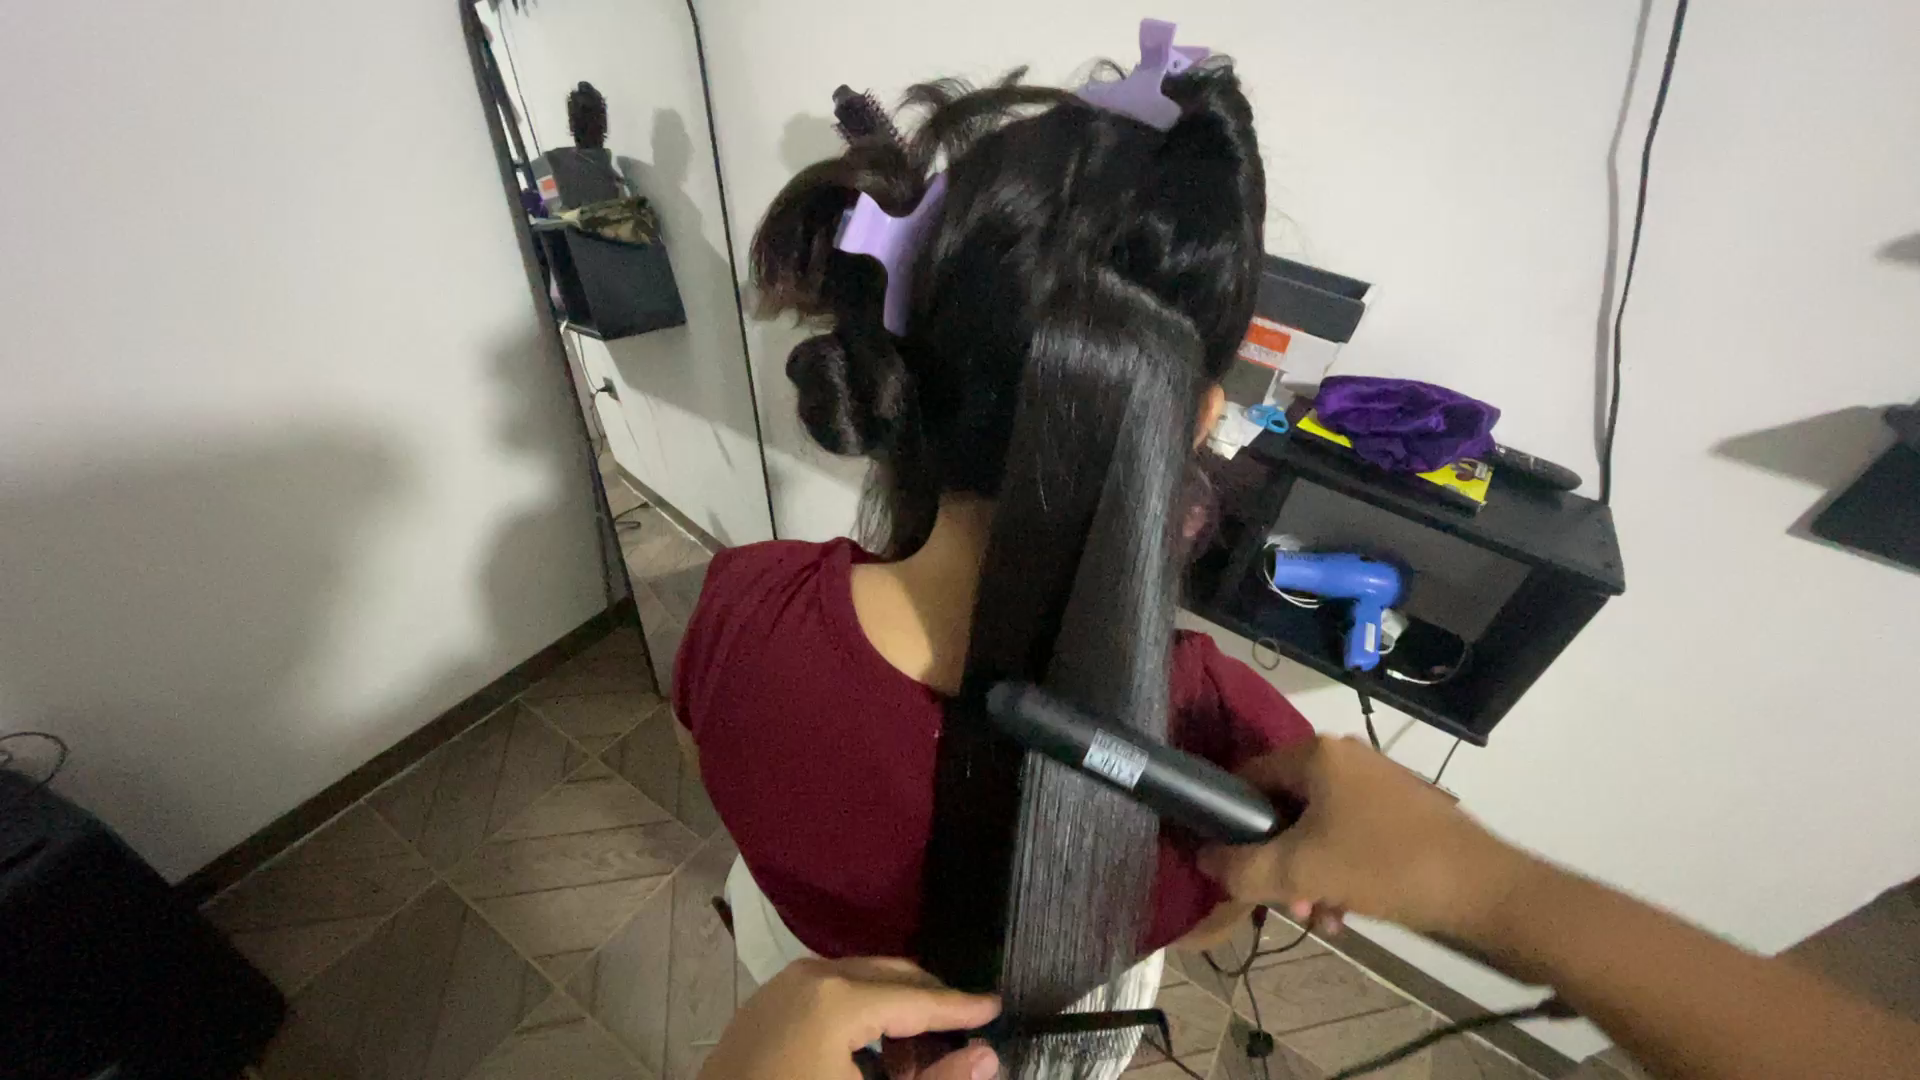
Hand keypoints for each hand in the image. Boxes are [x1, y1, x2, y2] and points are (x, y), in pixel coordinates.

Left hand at [699, 956, 1001, 1079]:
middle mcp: (814, 974)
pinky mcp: (767, 1002)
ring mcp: (785, 984)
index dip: (961, 1006)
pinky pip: (832, 991)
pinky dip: (861, 1015)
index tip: (996, 1005)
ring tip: (910, 1067)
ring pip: (862, 981)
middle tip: (959, 1043)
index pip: (919, 998)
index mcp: (839, 998)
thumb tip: (986, 1056)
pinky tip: (867, 1059)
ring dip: (895, 1014)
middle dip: (929, 1006)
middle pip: (892, 976)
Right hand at [1199, 736, 1534, 942]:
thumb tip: (1204, 858)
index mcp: (1316, 753)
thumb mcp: (1301, 872)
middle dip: (1279, 859)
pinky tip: (1347, 911)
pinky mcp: (1406, 807)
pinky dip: (1341, 867)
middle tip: (1286, 902)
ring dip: (1310, 871)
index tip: (1237, 863)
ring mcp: (1379, 780)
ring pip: (1319, 825)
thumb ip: (1241, 868)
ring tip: (1320, 915)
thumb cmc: (1385, 867)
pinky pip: (1352, 831)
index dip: (1233, 820)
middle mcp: (1345, 755)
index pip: (1248, 776)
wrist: (1491, 893)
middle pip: (1285, 806)